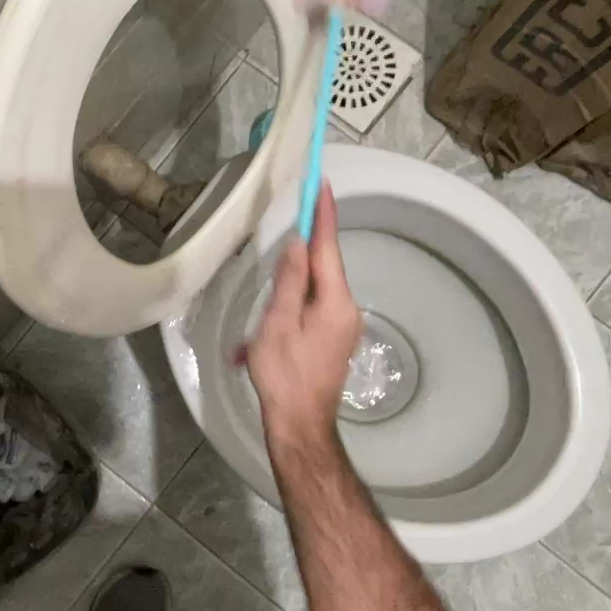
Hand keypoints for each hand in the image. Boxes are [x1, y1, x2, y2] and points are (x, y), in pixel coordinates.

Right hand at [241, 183, 361, 447]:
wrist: (301, 425)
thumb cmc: (284, 375)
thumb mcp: (277, 324)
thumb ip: (289, 281)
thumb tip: (298, 243)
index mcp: (334, 302)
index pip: (327, 248)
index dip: (323, 215)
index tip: (323, 185)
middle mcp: (346, 310)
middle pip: (323, 268)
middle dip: (303, 250)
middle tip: (292, 219)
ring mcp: (343, 327)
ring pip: (314, 292)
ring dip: (288, 291)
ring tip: (264, 302)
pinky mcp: (334, 341)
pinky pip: (311, 311)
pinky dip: (288, 311)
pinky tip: (264, 334)